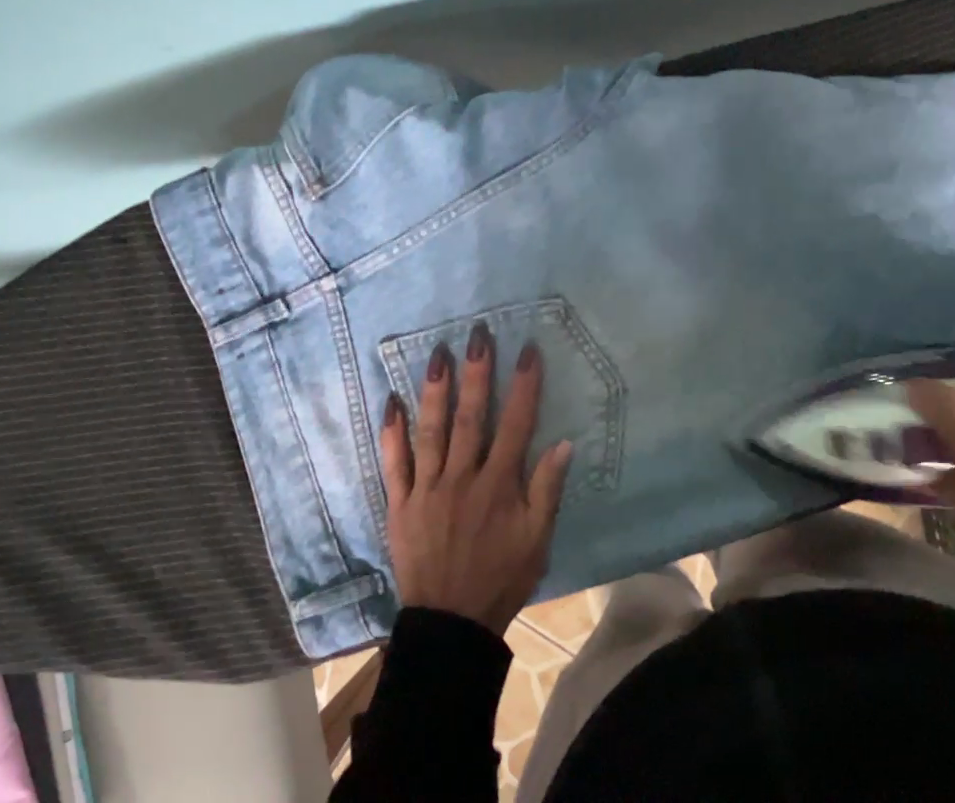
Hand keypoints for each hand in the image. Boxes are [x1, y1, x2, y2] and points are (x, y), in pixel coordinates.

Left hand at [378, 325, 573, 634]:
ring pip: (431, 431)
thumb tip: (563, 443)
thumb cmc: (501, 578)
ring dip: (435, 391)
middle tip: (478, 334)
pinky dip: (392, 431)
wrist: (450, 621)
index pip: (516, 424)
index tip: (529, 350)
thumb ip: (547, 490)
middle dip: (476, 374)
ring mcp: (426, 488)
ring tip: (438, 353)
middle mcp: (462, 478)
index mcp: (498, 486)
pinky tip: (392, 401)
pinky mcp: (400, 503)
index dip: (524, 386)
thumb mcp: (537, 540)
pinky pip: (394, 462)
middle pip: (470, 418)